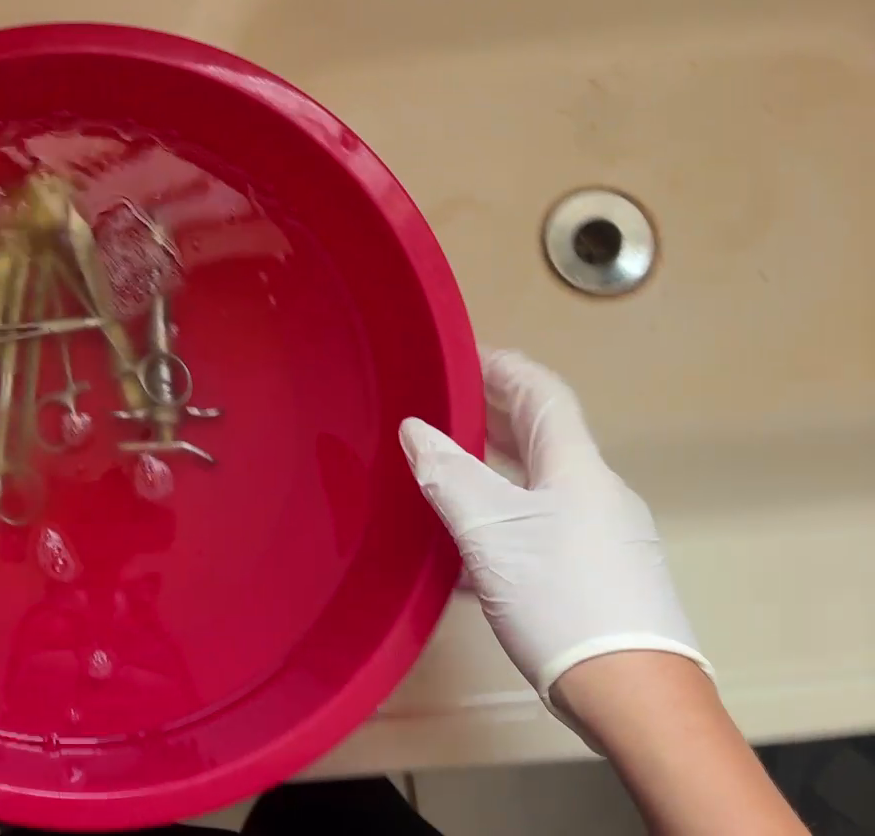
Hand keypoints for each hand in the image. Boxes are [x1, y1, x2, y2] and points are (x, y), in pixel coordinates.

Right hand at [397, 350, 711, 728]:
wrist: (629, 691)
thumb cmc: (558, 593)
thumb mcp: (486, 526)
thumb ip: (445, 472)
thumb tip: (414, 428)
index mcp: (576, 468)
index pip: (543, 394)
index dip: (503, 366)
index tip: (459, 353)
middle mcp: (593, 492)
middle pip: (540, 434)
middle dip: (489, 411)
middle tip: (435, 401)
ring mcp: (597, 533)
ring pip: (534, 478)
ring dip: (489, 461)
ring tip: (437, 459)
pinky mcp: (591, 569)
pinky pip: (536, 517)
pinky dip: (496, 506)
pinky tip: (460, 531)